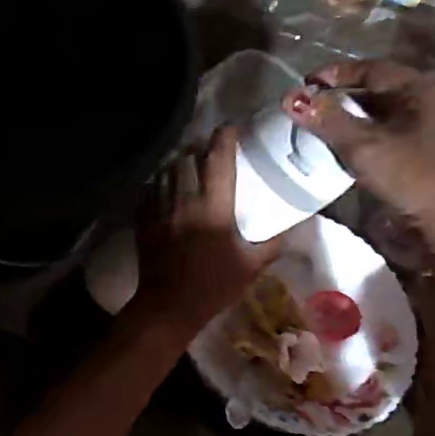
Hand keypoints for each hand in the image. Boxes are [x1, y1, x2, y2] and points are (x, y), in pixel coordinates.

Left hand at [132, 126, 284, 332]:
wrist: (169, 307)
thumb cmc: (213, 287)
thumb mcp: (252, 267)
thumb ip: (273, 244)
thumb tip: (291, 228)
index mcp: (214, 207)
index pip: (218, 159)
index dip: (224, 138)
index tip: (231, 128)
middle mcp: (184, 201)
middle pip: (186, 158)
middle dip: (198, 148)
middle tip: (209, 149)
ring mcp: (159, 210)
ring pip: (165, 172)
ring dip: (178, 164)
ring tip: (188, 165)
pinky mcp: (142, 221)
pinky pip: (148, 190)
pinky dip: (157, 183)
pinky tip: (164, 186)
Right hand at [287, 61, 434, 256]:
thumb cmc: (415, 177)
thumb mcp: (365, 147)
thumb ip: (327, 120)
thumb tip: (289, 97)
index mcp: (422, 90)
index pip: (373, 68)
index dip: (336, 73)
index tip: (305, 84)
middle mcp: (430, 103)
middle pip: (379, 89)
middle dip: (342, 95)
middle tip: (310, 106)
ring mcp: (431, 130)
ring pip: (383, 113)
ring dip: (351, 117)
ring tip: (320, 127)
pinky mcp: (426, 155)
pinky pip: (388, 134)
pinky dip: (363, 135)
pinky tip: (345, 148)